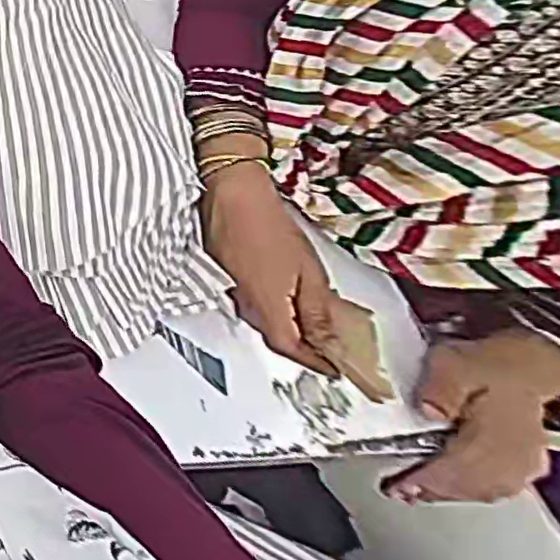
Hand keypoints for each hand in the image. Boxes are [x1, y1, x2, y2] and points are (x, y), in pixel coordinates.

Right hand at [202, 164, 342, 378]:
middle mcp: (241, 302)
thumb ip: (319, 312)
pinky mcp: (220, 273)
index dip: (318, 363)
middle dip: (304, 344)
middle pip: (275, 336)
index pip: (292, 350)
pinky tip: (282, 291)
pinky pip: (247, 300)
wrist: (231, 192)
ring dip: (286, 323)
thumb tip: (332, 343)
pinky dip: (269, 304)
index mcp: (265, 306)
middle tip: (331, 342)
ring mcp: (227, 287)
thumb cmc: (265, 223)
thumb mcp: (309, 271)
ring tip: (311, 314)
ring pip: (261, 318)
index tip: (339, 367)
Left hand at [382, 331, 559, 503]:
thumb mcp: (453, 363)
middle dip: (434, 491)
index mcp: (501, 432)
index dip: (431, 477)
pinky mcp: (520, 460)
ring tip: (412, 492)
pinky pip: (496, 485)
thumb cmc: (486, 363)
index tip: (402, 483)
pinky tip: (444, 487)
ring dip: (449, 493)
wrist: (525, 365)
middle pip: (475, 484)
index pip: (464, 464)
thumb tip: (428, 410)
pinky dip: (467, 489)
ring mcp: (523, 460)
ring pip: (486, 489)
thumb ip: (441, 388)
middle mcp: (518, 454)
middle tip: (397, 491)